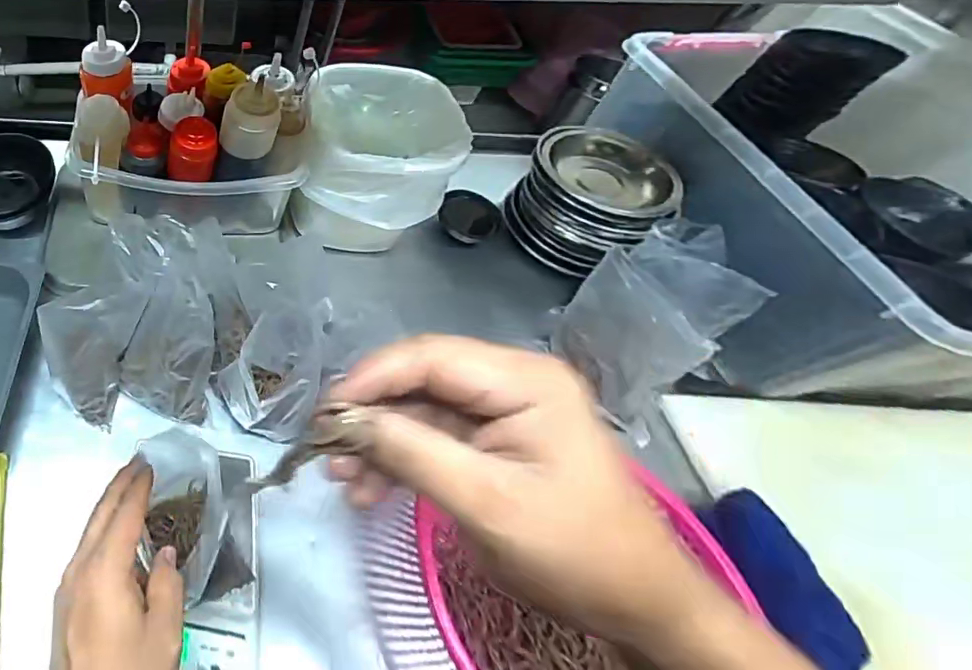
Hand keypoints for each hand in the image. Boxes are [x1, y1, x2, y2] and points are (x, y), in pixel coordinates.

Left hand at [52, 459, 183, 669]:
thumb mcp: (164, 636)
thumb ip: (168, 587)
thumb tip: (166, 554)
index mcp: (102, 568)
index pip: (123, 516)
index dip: (137, 488)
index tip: (148, 466)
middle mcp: (78, 567)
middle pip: (99, 515)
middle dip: (118, 486)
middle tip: (137, 463)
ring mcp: (66, 583)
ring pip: (88, 531)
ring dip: (108, 506)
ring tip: (128, 490)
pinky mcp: (64, 600)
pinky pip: (84, 550)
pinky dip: (101, 531)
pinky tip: (114, 536)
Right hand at [324, 335, 739, 656]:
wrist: (644, 613)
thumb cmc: (578, 553)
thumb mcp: (489, 504)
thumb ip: (412, 452)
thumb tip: (343, 421)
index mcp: (522, 380)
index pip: (427, 358)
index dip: (369, 379)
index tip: (326, 412)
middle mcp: (506, 380)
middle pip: (414, 379)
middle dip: (369, 414)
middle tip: (327, 444)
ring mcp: (496, 408)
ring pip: (412, 408)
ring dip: (375, 441)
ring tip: (343, 477)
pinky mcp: (486, 437)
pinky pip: (425, 433)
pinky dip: (394, 459)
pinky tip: (367, 488)